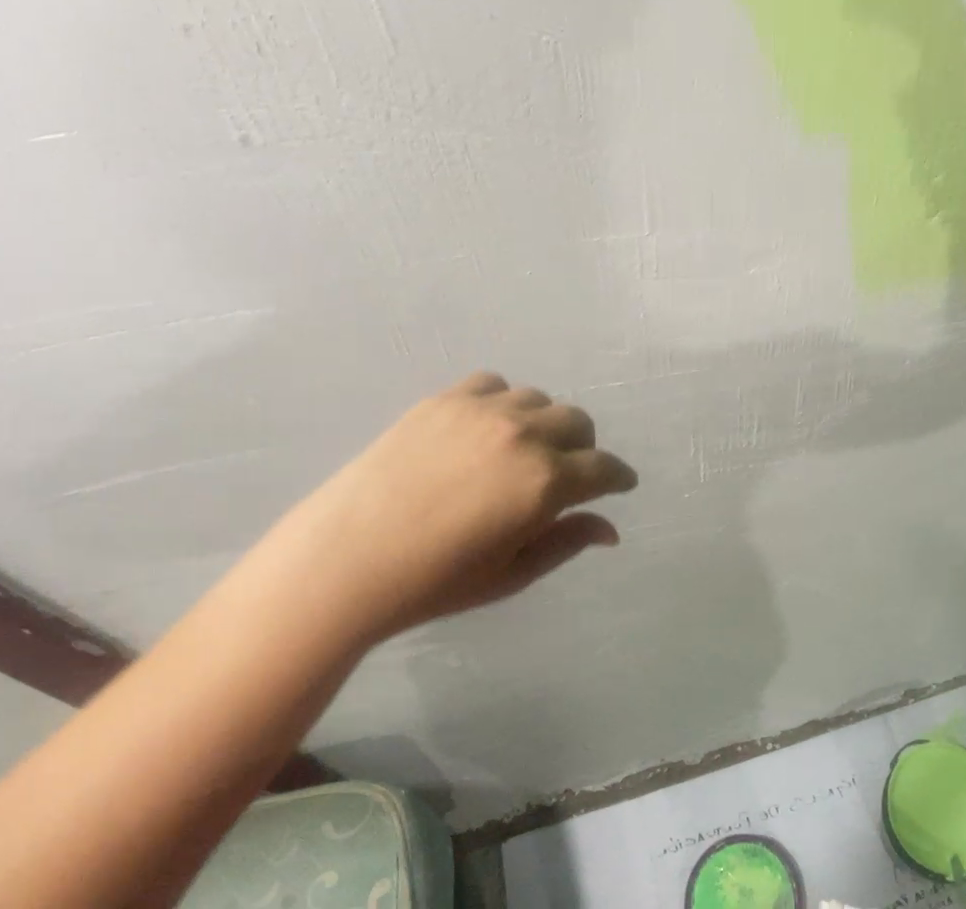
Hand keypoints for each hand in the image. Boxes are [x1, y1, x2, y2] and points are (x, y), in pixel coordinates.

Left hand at [266, 372, 638, 640]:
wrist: (345, 560)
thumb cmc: (436, 581)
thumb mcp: (512, 574)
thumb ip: (567, 542)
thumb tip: (610, 529)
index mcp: (546, 483)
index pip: (604, 468)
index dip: (618, 478)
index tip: (620, 485)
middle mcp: (522, 436)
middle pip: (578, 423)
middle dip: (583, 449)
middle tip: (567, 475)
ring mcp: (481, 412)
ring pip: (538, 400)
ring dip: (544, 424)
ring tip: (523, 451)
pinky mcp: (442, 401)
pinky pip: (493, 384)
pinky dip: (502, 403)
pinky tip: (485, 430)